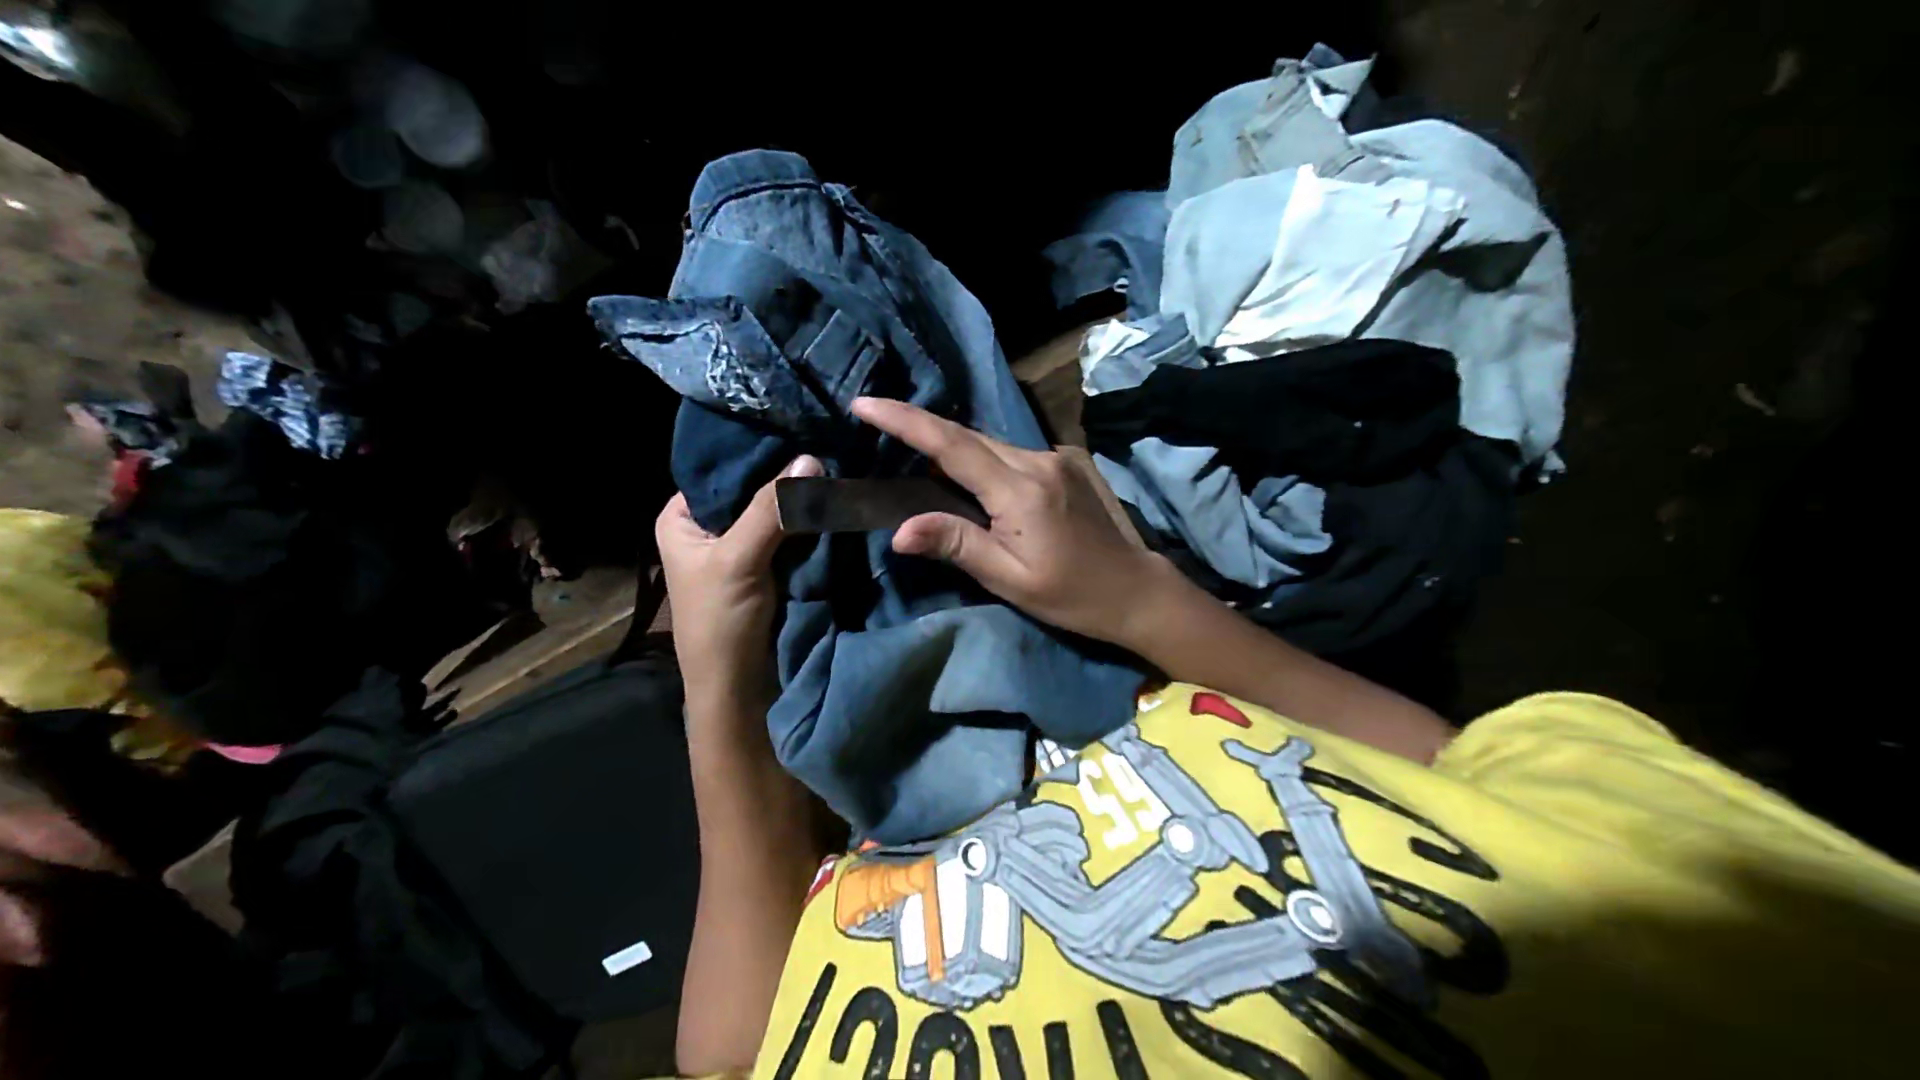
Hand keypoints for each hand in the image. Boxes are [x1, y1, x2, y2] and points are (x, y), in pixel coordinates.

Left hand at [655, 456, 822, 707]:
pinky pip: (790, 533)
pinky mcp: (769, 566)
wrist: (738, 688)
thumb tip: (810, 458)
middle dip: (784, 474)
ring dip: (800, 498)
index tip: (798, 426)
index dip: (757, 450)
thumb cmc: (720, 623)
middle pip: (750, 488)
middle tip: (826, 442)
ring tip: (836, 463)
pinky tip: (832, 499)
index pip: (721, 469)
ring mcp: (741, 547)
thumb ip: (771, 510)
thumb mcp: (738, 559)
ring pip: (773, 511)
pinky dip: (808, 521)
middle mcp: (709, 526)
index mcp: (681, 518)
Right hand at [851, 396, 1180, 649]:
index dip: (905, 420)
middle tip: (878, 427)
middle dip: (922, 430)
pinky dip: (984, 460)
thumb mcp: (1009, 578)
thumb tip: (899, 530)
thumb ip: (957, 545)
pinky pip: (1012, 453)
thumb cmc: (1070, 594)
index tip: (864, 403)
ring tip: (918, 458)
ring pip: (991, 443)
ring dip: (955, 449)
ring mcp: (1056, 457)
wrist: (1135, 590)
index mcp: (1021, 491)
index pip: (951, 445)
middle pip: (969, 437)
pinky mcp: (1067, 462)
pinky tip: (973, 479)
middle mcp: (1039, 460)